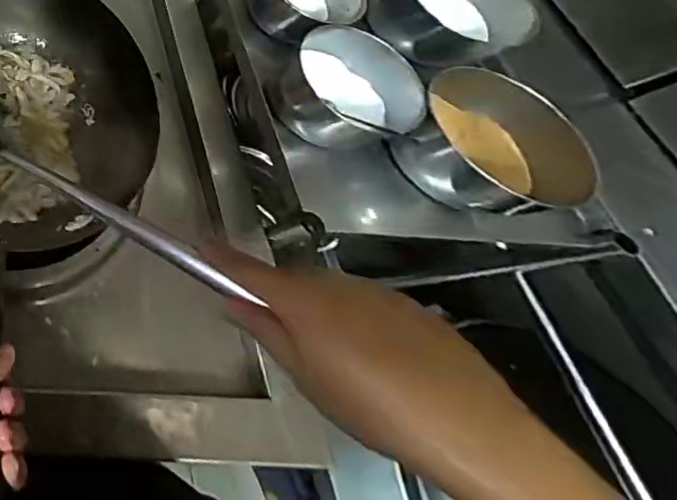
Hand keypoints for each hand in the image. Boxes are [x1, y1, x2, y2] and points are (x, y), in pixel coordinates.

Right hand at [202, 244, 618, 499]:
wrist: (476, 432)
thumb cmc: (376, 408)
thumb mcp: (308, 380)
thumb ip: (268, 334)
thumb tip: (238, 305)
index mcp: (302, 301)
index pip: (247, 270)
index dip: (219, 258)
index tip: (200, 245)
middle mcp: (335, 284)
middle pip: (290, 279)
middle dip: (280, 297)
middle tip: (281, 335)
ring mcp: (377, 292)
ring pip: (331, 290)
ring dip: (321, 309)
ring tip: (339, 359)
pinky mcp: (413, 308)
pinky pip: (368, 304)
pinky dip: (360, 320)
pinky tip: (381, 362)